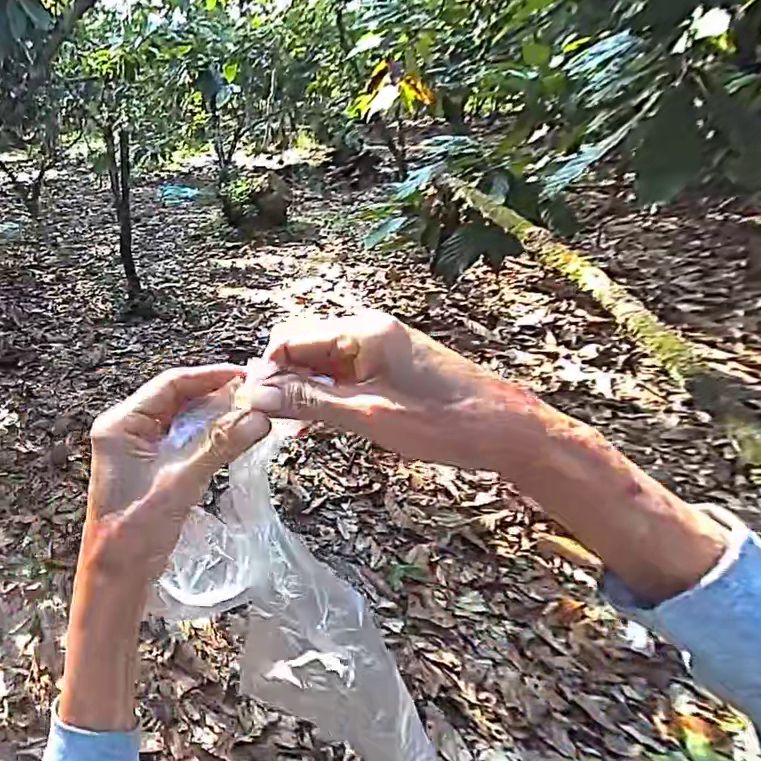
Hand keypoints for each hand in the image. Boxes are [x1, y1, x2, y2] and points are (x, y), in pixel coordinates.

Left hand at [63, 364, 270, 730]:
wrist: (116, 576)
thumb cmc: (134, 531)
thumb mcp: (179, 483)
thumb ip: (218, 446)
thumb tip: (258, 417)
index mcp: (121, 424)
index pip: (170, 385)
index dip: (209, 377)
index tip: (245, 377)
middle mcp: (127, 429)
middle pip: (178, 399)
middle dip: (216, 396)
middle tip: (256, 396)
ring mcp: (139, 448)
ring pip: (184, 419)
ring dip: (216, 416)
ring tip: (252, 412)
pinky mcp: (152, 466)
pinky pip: (185, 440)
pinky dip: (210, 437)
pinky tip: (235, 436)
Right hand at [251, 311, 529, 469]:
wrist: (506, 430)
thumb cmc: (443, 423)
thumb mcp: (368, 416)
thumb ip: (310, 402)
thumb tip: (260, 396)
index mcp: (363, 332)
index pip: (290, 338)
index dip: (267, 371)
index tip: (254, 405)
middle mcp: (368, 329)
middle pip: (302, 346)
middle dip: (281, 379)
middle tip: (270, 419)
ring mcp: (379, 346)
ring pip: (319, 361)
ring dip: (301, 389)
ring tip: (291, 425)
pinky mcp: (388, 364)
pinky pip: (341, 372)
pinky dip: (324, 393)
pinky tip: (316, 420)